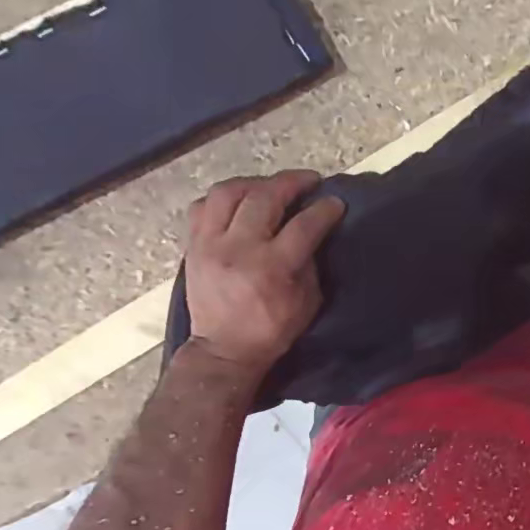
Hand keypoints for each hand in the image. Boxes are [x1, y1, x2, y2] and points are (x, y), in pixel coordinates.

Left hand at [182, 170, 344, 377]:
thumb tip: (312, 235)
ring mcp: (210, 243)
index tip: (336, 201)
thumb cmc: (274, 328)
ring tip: (273, 185)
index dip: (324, 210)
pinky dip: (225, 198)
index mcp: (273, 266)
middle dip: (291, 183)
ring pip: (228, 193)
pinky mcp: (193, 245)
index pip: (304, 225)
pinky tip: (241, 201)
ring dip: (256, 183)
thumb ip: (309, 264)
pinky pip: (204, 206)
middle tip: (309, 181)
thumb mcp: (308, 300)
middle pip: (264, 198)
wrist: (225, 349)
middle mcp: (239, 248)